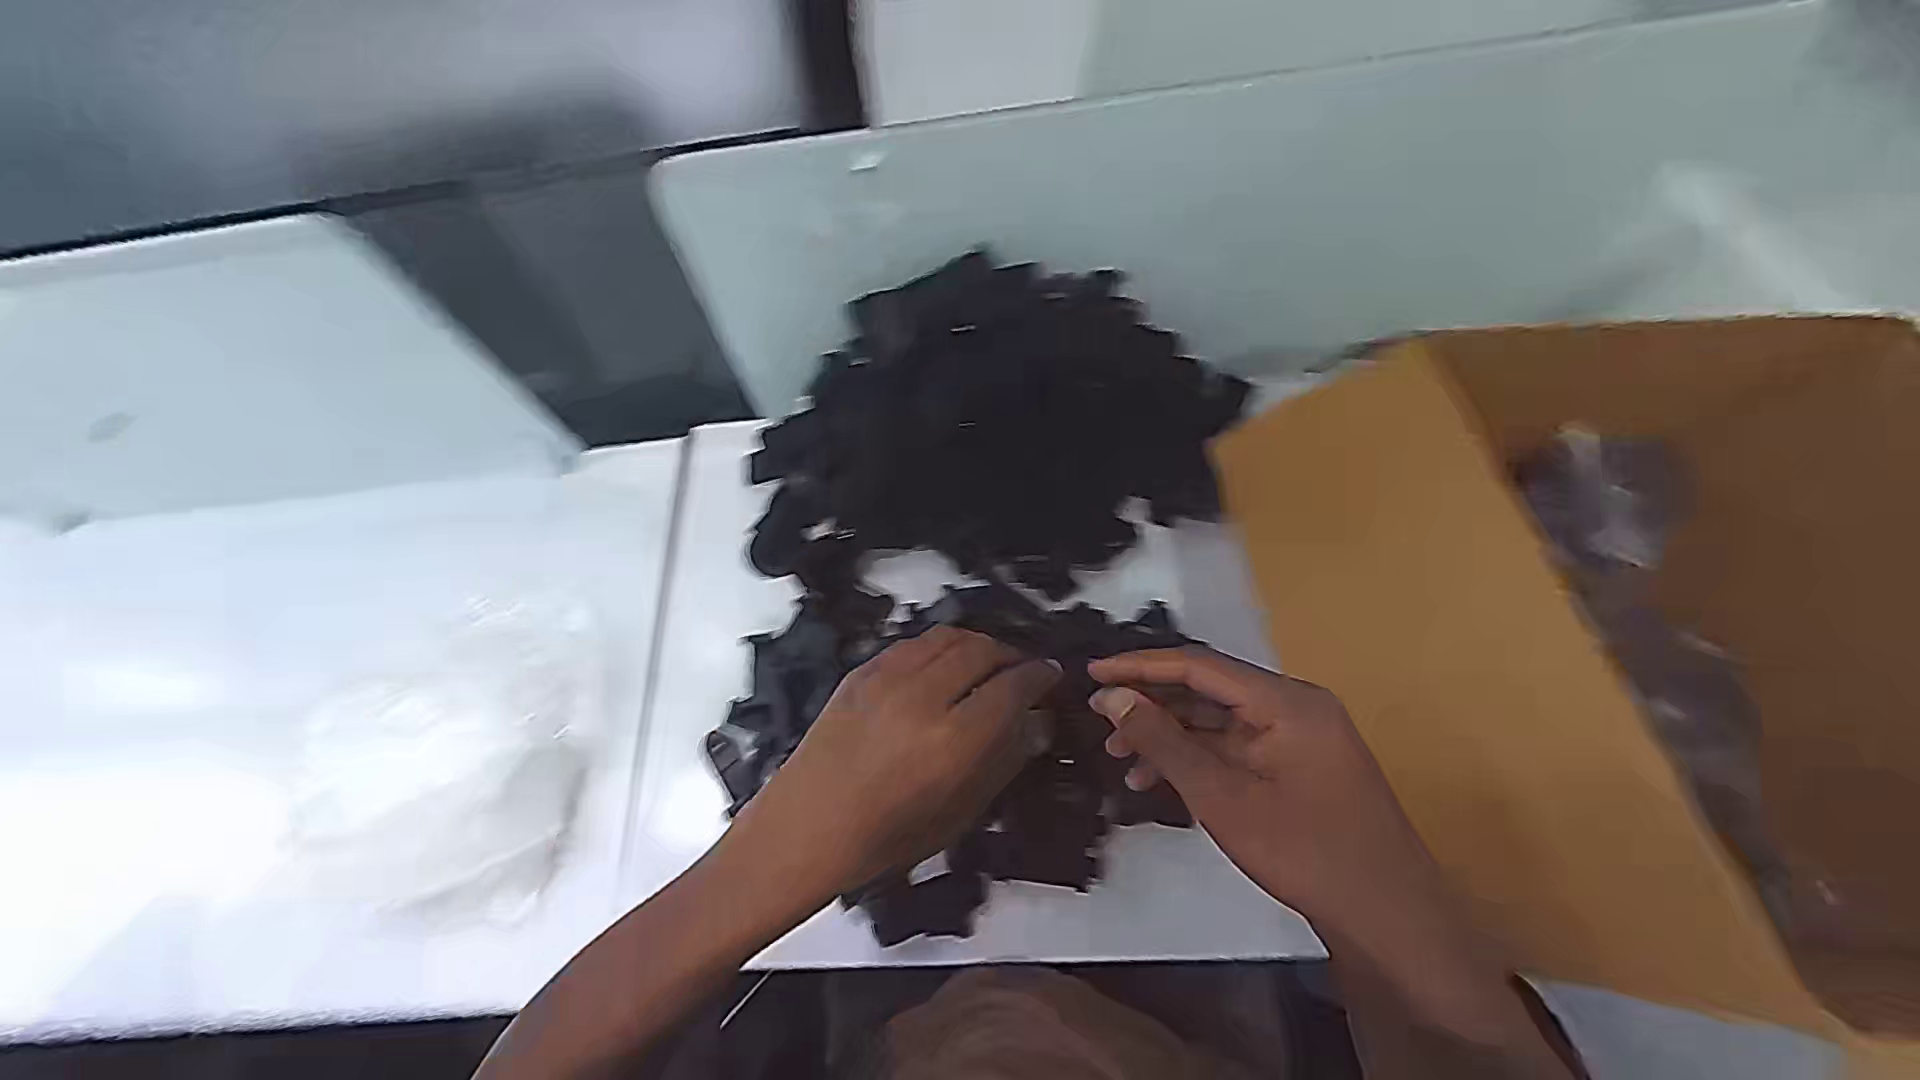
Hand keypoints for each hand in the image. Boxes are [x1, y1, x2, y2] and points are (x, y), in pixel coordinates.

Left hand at [732, 626, 1058, 898]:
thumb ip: (1003, 760)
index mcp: (951, 739)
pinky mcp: (860, 671)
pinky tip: (943, 666)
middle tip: (1022, 670)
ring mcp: (886, 677)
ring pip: (948, 636)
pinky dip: (939, 647)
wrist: (805, 827)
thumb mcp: (958, 812)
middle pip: (982, 650)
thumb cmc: (886, 836)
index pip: (1012, 687)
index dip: (1039, 676)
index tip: (1051, 675)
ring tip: (987, 662)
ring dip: (977, 643)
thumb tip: (1037, 723)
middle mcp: (921, 696)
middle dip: (1012, 655)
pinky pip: (913, 643)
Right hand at [1088, 647, 1443, 932]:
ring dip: (1168, 734)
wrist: (1391, 923)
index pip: (1198, 664)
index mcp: (1284, 700)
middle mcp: (1292, 705)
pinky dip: (1195, 757)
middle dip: (1151, 703)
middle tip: (1101, 718)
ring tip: (1120, 754)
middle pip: (1206, 689)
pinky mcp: (1295, 764)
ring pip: (1216, 719)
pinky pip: (1234, 745)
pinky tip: (1157, 779)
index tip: (1094, 673)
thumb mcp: (1221, 796)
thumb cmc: (1305, 852)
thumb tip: (1112, 698)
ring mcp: (1296, 736)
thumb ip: (1162, 741)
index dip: (1140, 665)